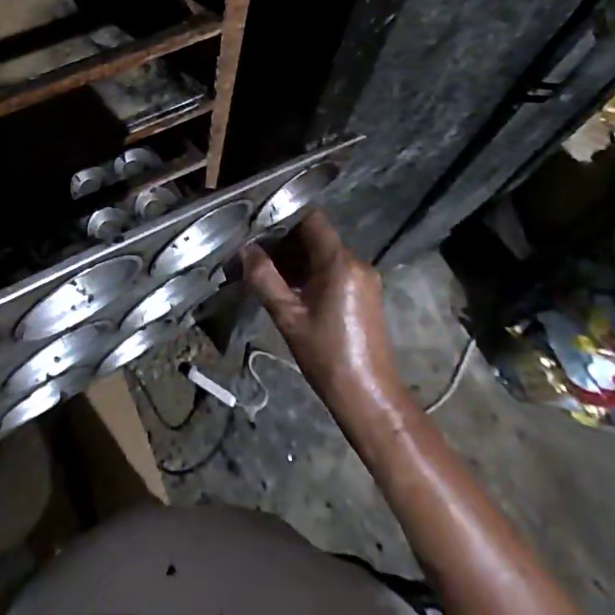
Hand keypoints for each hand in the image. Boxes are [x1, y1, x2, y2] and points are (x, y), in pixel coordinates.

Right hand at [242, 209, 408, 420]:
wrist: (368, 395)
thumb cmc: (326, 355)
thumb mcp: (288, 317)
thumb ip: (265, 278)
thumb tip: (246, 250)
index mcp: (340, 263)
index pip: (311, 219)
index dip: (284, 218)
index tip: (257, 227)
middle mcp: (357, 263)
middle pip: (316, 236)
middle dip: (284, 242)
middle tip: (253, 253)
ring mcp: (364, 278)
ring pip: (323, 254)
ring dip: (296, 259)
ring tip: (265, 272)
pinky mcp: (365, 293)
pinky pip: (334, 270)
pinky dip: (310, 273)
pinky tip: (288, 289)